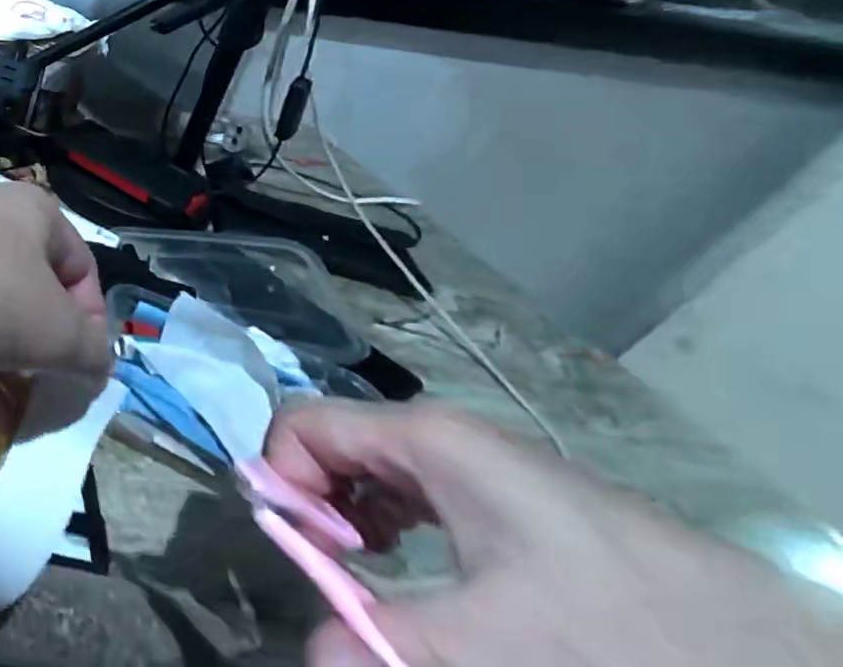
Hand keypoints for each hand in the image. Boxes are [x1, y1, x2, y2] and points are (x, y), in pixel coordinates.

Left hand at [0, 179, 111, 429]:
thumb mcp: (49, 329)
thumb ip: (87, 351)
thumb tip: (93, 363)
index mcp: (32, 213)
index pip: (82, 271)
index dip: (90, 328)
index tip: (79, 377)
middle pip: (29, 291)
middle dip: (40, 353)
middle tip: (42, 402)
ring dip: (3, 363)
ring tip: (13, 418)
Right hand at [265, 401, 839, 666]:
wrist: (787, 666)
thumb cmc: (619, 634)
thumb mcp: (490, 648)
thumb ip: (380, 638)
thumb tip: (314, 653)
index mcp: (427, 440)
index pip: (303, 426)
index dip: (282, 481)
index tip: (302, 552)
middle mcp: (446, 436)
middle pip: (335, 444)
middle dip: (316, 504)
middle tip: (335, 571)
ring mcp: (483, 464)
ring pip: (374, 468)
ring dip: (351, 517)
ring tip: (370, 573)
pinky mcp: (512, 496)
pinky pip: (418, 490)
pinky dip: (392, 523)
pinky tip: (415, 568)